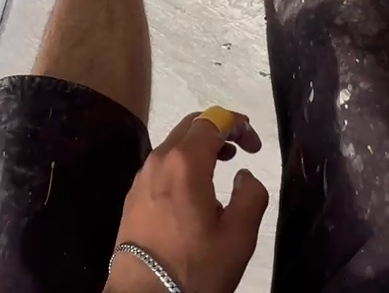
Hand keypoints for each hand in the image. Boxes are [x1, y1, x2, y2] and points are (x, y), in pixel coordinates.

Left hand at [106, 109, 268, 292]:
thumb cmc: (194, 267)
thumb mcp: (238, 237)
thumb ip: (250, 195)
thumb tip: (244, 174)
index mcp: (185, 162)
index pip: (211, 121)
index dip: (236, 123)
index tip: (254, 144)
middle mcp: (159, 159)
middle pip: (190, 126)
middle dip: (218, 129)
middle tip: (240, 148)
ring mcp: (142, 176)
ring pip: (174, 144)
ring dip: (199, 147)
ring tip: (221, 165)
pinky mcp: (134, 195)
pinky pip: (162, 165)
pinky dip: (183, 163)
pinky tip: (195, 191)